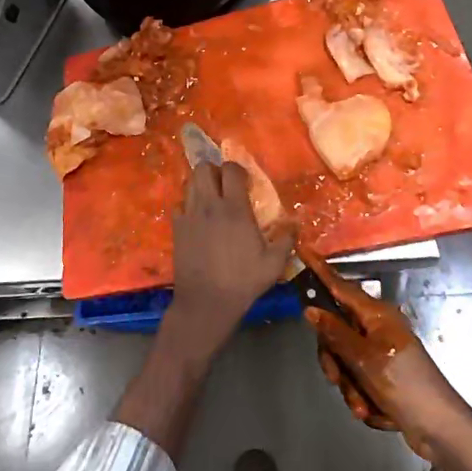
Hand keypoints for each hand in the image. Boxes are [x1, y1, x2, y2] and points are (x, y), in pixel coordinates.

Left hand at [170, 162, 294, 344]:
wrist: (206, 302)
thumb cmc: (242, 281)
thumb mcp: (274, 264)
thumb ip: (286, 240)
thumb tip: (295, 224)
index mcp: (234, 208)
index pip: (231, 170)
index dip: (238, 171)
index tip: (246, 184)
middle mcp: (209, 205)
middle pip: (203, 168)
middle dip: (214, 171)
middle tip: (224, 186)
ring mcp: (189, 215)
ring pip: (189, 182)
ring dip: (200, 184)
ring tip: (210, 198)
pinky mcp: (176, 228)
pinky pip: (179, 204)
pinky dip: (187, 204)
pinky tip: (196, 217)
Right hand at [299, 243, 468, 460]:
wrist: (439, 429)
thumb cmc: (405, 384)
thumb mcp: (365, 359)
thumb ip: (335, 334)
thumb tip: (310, 309)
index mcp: (376, 314)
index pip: (340, 286)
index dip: (320, 270)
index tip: (302, 249)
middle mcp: (376, 327)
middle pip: (336, 331)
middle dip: (335, 360)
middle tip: (337, 379)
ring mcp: (379, 351)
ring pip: (344, 359)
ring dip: (350, 385)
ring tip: (363, 406)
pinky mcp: (382, 375)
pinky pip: (356, 379)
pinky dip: (361, 396)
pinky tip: (374, 411)